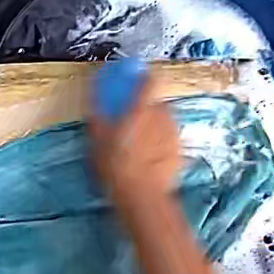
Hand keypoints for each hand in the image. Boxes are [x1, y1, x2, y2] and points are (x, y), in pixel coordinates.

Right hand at [89, 73, 182, 215]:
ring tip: (141, 141)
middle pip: (157, 102)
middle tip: (131, 120)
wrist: (142, 196)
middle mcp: (162, 116)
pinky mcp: (180, 150)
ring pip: (165, 120)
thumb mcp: (97, 139)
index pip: (151, 80)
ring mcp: (174, 133)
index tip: (137, 80)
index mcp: (141, 108)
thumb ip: (97, 114)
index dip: (145, 77)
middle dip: (147, 107)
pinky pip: (170, 138)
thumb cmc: (116, 164)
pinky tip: (150, 156)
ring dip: (155, 124)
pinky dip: (162, 141)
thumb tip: (93, 96)